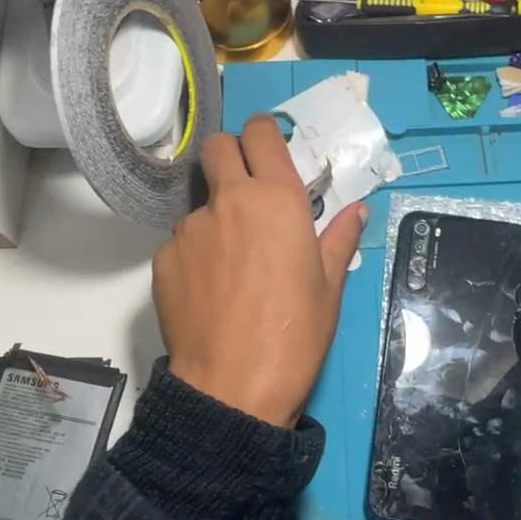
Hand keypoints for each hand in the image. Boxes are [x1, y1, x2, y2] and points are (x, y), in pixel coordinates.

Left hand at [152, 113, 367, 427]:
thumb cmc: (295, 335)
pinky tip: (210, 291)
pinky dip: (196, 254)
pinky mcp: (163, 258)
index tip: (268, 146)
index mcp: (277, 200)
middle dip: (230, 154)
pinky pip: (182, 241)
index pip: (261, 134)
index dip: (264, 132)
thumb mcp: (329, 287)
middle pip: (217, 146)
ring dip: (216, 216)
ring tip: (232, 265)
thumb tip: (357, 210)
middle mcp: (229, 201)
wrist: (233, 387)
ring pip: (200, 201)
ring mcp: (189, 228)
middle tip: (246, 187)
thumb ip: (339, 238)